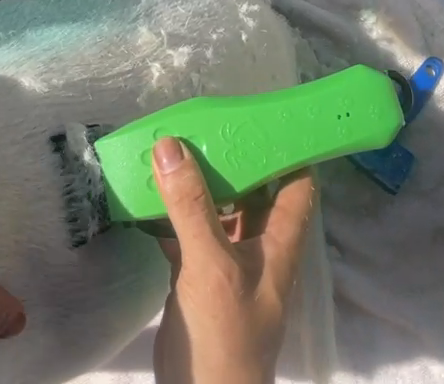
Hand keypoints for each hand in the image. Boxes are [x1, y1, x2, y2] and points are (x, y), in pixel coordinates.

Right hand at [151, 137, 315, 383]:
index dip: (290, 148)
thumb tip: (170, 143)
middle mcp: (259, 246)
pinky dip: (170, 214)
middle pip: (253, 190)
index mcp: (280, 240)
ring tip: (170, 146)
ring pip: (217, 210)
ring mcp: (228, 262)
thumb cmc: (225, 329)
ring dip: (196, 184)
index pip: (298, 182)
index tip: (265, 114)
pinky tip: (145, 195)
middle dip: (231, 158)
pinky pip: (187, 233)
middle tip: (203, 121)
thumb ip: (191, 204)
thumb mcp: (211, 262)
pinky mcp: (198, 277)